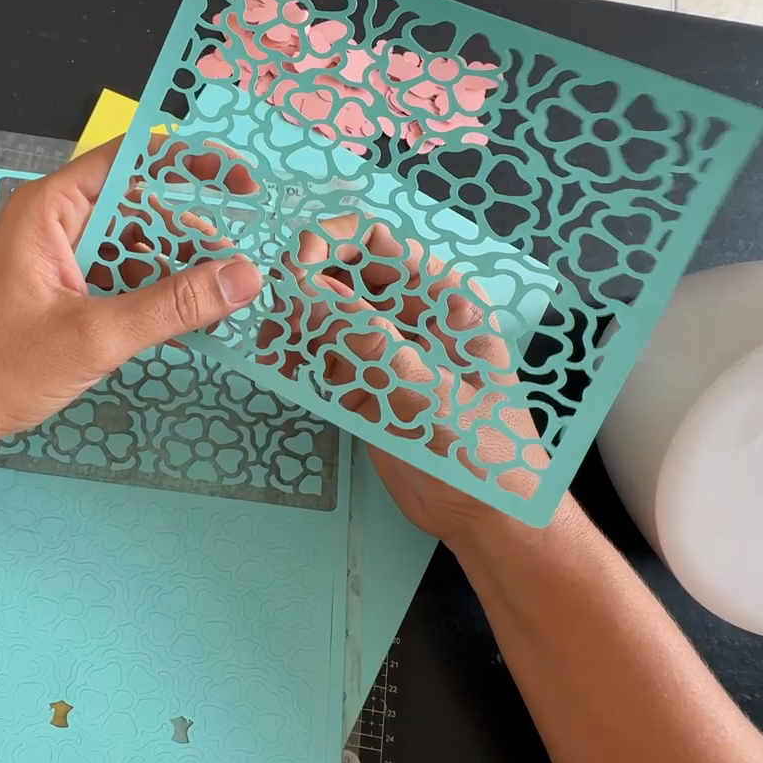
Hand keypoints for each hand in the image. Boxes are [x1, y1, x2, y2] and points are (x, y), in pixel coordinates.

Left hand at [0, 139, 263, 450]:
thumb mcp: (94, 336)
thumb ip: (172, 306)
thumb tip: (244, 276)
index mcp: (50, 209)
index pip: (129, 159)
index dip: (189, 163)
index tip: (241, 183)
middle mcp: (54, 224)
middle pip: (136, 205)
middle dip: (190, 229)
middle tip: (242, 256)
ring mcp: (56, 259)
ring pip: (130, 246)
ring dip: (174, 268)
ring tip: (224, 293)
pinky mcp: (59, 292)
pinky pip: (116, 278)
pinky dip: (150, 294)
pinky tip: (187, 317)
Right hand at [270, 212, 547, 549]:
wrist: (486, 521)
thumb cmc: (482, 455)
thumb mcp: (427, 396)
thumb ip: (369, 343)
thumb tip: (309, 292)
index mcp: (439, 298)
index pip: (377, 241)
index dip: (330, 242)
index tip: (292, 270)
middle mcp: (407, 311)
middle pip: (338, 270)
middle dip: (299, 286)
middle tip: (276, 321)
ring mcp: (380, 345)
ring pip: (319, 309)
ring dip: (290, 322)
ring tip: (276, 355)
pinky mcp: (360, 377)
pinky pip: (316, 348)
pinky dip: (294, 353)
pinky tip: (284, 372)